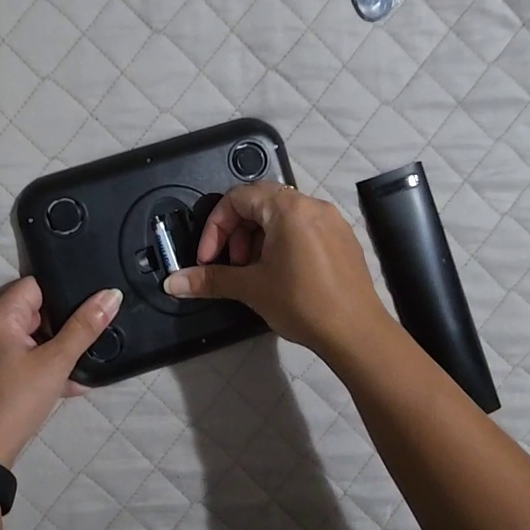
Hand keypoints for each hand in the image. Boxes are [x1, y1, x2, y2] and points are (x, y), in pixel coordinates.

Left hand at [0, 277, 121, 468]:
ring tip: (84, 362)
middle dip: (63, 325)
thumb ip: (84, 327)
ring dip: (56, 350)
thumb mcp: (56, 363)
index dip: (63, 292)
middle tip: (92, 336)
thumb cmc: (16, 402)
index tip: (89, 307)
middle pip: (33, 311)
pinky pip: (20, 360)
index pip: (35, 286)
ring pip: (29, 339)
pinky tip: (69, 385)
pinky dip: (41, 367)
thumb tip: (111, 295)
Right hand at [162, 181, 389, 353]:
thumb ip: (211, 279)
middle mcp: (312, 205)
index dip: (216, 226)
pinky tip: (282, 275)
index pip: (238, 197)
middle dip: (237, 232)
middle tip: (232, 265)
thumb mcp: (251, 289)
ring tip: (255, 272)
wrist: (356, 333)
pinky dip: (284, 242)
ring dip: (259, 238)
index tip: (209, 258)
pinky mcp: (344, 240)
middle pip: (261, 202)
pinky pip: (305, 228)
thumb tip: (172, 283)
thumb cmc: (301, 303)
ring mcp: (332, 221)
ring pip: (283, 216)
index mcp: (288, 208)